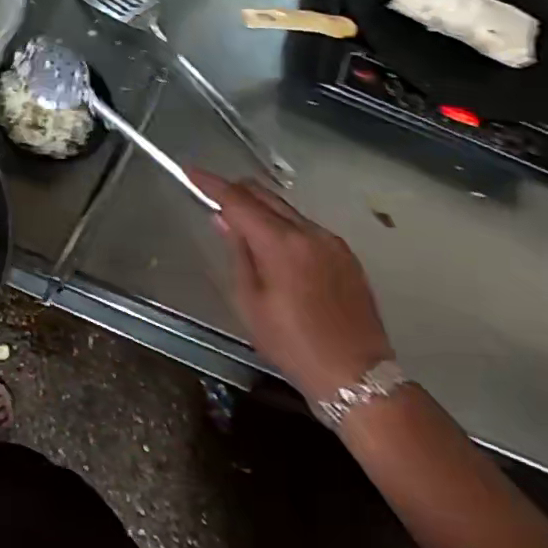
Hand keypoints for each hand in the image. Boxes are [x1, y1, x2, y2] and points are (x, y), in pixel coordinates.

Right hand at [190, 169, 392, 401]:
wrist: (357, 377)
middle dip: (236, 190)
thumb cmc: (292, 344)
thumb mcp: (250, 302)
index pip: (239, 201)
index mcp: (282, 244)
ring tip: (239, 220)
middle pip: (266, 196)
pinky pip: (306, 226)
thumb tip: (224, 219)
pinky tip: (273, 243)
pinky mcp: (346, 256)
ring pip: (287, 209)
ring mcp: (332, 243)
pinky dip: (283, 224)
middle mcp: (310, 233)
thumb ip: (238, 253)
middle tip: (211, 195)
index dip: (211, 183)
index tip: (191, 170)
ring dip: (260, 207)